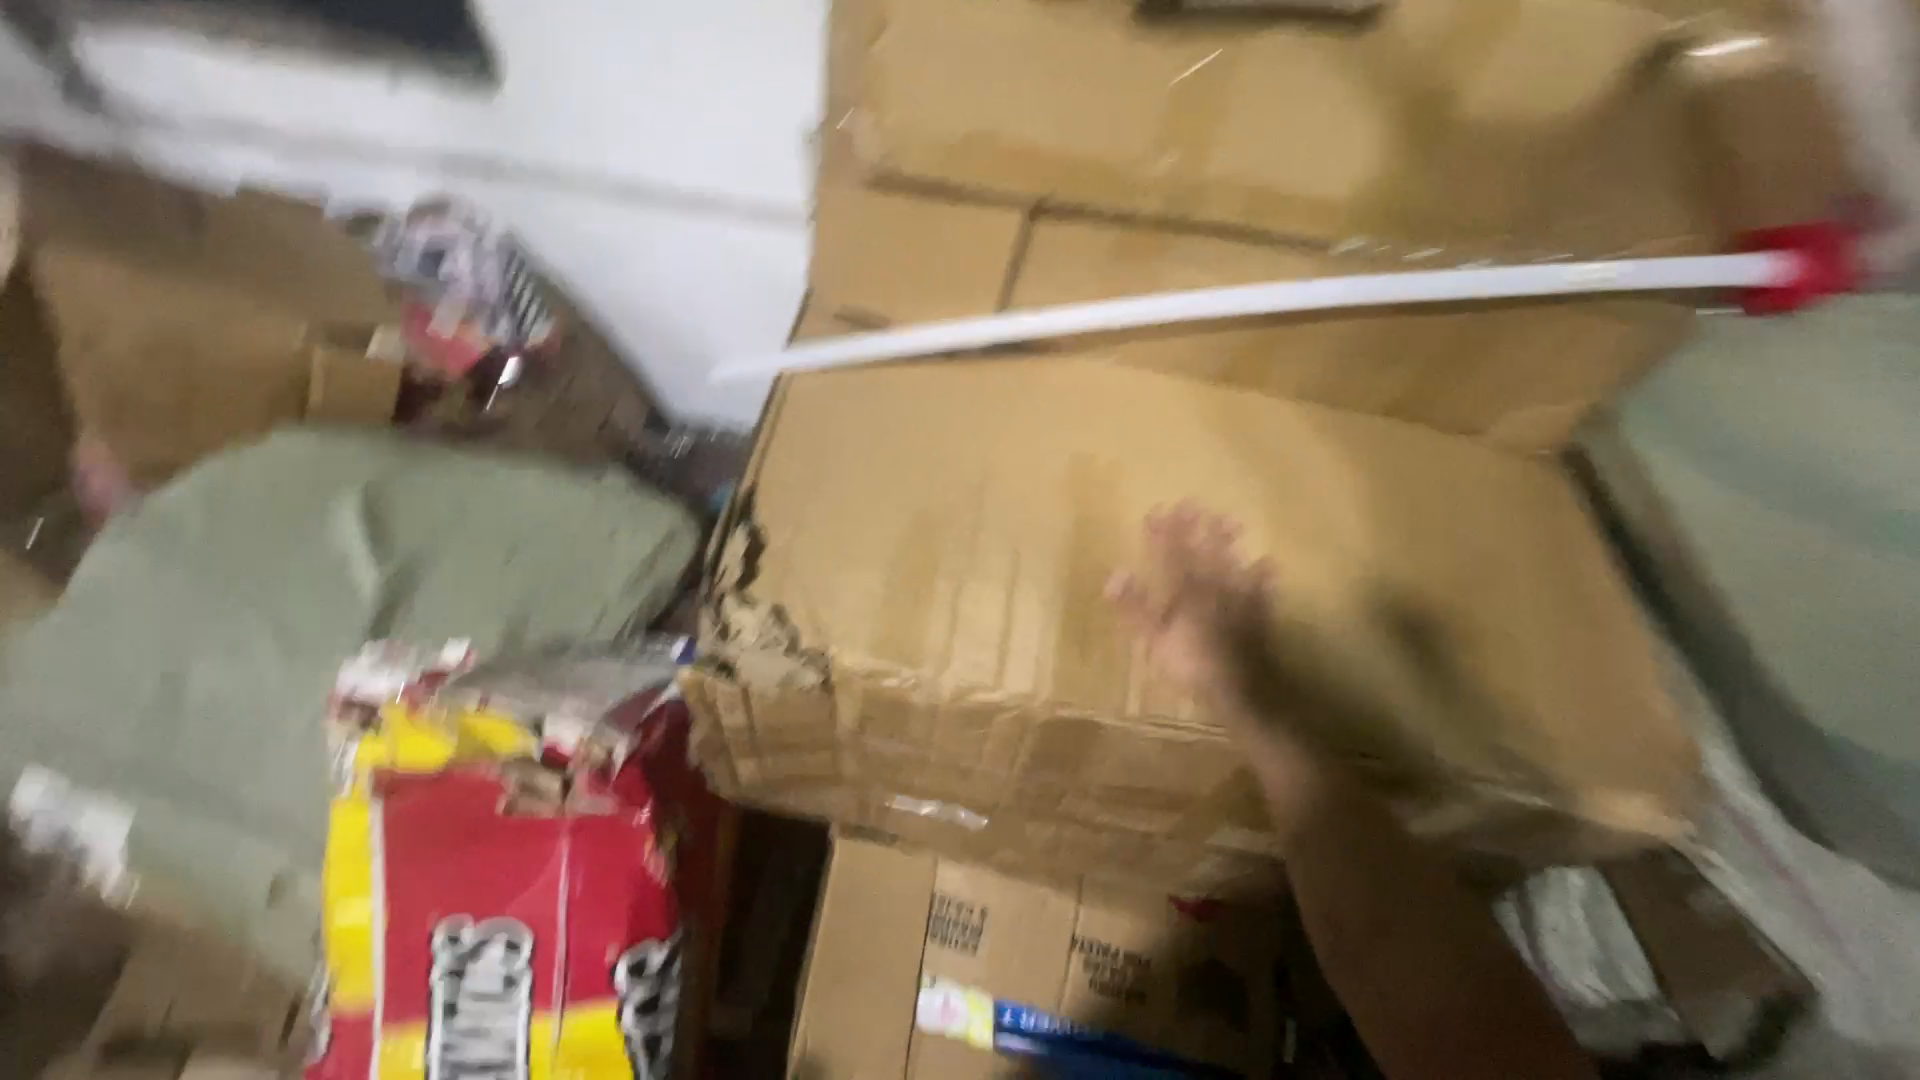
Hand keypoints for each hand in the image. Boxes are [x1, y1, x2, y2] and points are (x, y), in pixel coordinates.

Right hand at [1105, 502, 1272, 704]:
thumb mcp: (1153, 639)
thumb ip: (1135, 606)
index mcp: (1185, 592)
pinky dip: (1264, 577)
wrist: (1240, 690)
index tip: (1157, 509)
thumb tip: (1115, 574)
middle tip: (1196, 502)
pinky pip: (1262, 592)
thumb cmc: (1191, 666)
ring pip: (1234, 565)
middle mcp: (1213, 589)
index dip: (1163, 532)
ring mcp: (1239, 602)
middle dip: (1198, 527)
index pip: (1171, 555)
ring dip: (1232, 543)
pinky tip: (1269, 563)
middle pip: (1206, 552)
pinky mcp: (1258, 618)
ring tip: (1233, 519)